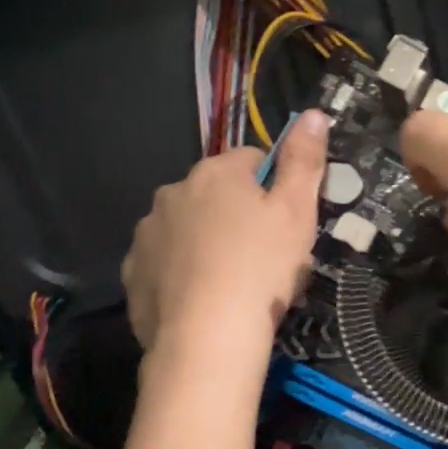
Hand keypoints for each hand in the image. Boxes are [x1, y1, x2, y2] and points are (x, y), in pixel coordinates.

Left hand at [122, 110, 328, 357]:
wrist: (208, 335)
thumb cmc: (262, 269)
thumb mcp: (298, 214)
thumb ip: (305, 163)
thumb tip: (312, 113)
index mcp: (216, 173)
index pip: (252, 161)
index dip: (276, 189)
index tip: (288, 223)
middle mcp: (173, 192)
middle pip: (215, 194)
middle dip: (238, 216)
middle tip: (266, 257)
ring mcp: (148, 233)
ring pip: (187, 228)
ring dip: (208, 244)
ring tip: (234, 283)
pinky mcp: (135, 273)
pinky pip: (166, 264)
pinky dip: (184, 276)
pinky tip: (205, 302)